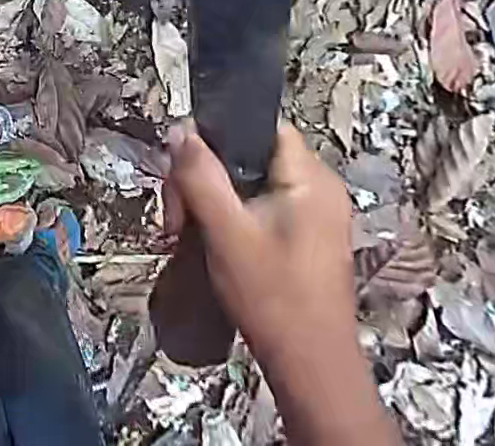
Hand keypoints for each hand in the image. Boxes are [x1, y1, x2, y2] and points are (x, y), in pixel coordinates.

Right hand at [165, 119, 399, 445]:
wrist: (310, 370)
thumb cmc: (272, 296)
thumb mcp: (225, 230)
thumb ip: (200, 175)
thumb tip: (179, 129)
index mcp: (310, 178)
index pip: (259, 124)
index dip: (216, 133)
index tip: (184, 162)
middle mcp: (317, 187)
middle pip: (244, 153)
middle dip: (202, 176)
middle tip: (177, 212)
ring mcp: (311, 212)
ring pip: (243, 178)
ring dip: (207, 197)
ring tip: (184, 229)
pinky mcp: (301, 232)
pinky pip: (253, 201)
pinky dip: (224, 213)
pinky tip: (204, 236)